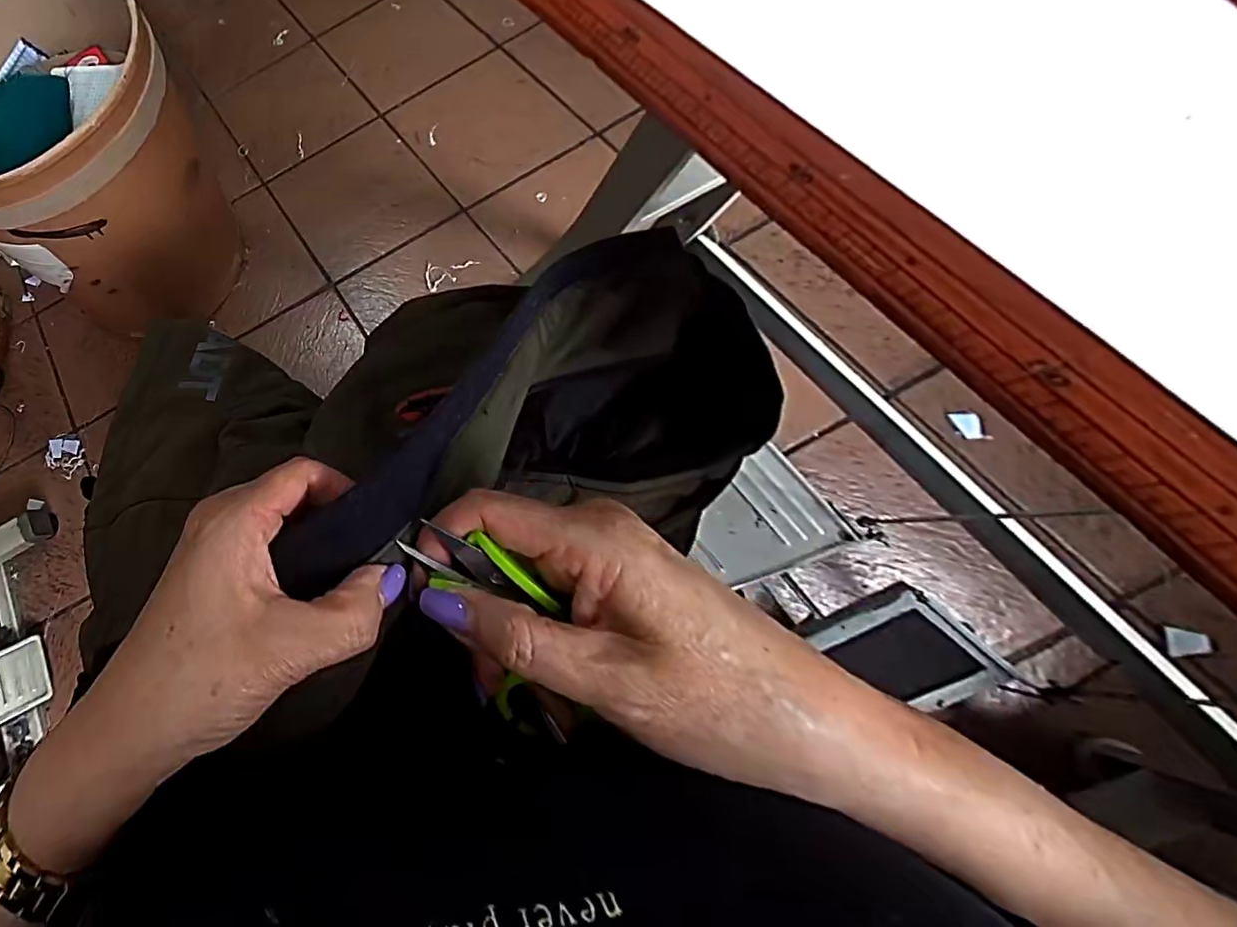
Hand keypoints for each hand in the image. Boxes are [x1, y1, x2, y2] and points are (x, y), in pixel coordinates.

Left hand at [88, 457, 406, 764]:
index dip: (347, 488)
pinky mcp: (209, 571)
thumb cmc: (201, 679)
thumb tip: (389, 579)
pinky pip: (263, 545)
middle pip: (292, 493)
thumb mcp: (291, 647)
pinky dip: (296, 558)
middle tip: (371, 557)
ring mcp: (210, 544)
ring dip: (318, 542)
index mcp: (233, 517)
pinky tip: (314, 596)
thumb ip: (354, 612)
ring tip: (350, 579)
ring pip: (279, 521)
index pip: (303, 472)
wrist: (130, 729)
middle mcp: (218, 518)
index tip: (378, 525)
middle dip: (336, 517)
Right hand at [415, 491, 892, 800]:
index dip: (440, 545)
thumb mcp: (602, 680)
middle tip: (488, 672)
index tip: (421, 594)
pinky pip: (553, 594)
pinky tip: (561, 682)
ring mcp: (609, 554)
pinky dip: (541, 636)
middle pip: (498, 548)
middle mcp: (598, 531)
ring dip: (511, 633)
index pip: (484, 510)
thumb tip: (440, 602)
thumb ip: (510, 636)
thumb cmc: (730, 702)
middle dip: (480, 610)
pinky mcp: (618, 578)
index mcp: (594, 538)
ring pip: (522, 579)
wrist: (815, 726)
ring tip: (535, 691)